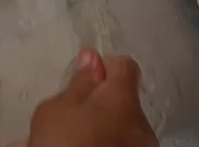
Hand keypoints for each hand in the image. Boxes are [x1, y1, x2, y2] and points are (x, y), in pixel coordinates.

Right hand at [26, 48, 155, 146]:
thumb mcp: (55, 111)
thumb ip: (78, 83)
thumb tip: (92, 59)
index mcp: (124, 101)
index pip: (125, 66)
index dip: (104, 69)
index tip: (85, 81)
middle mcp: (143, 127)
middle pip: (124, 102)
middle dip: (101, 105)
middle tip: (72, 118)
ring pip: (123, 130)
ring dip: (103, 130)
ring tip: (74, 141)